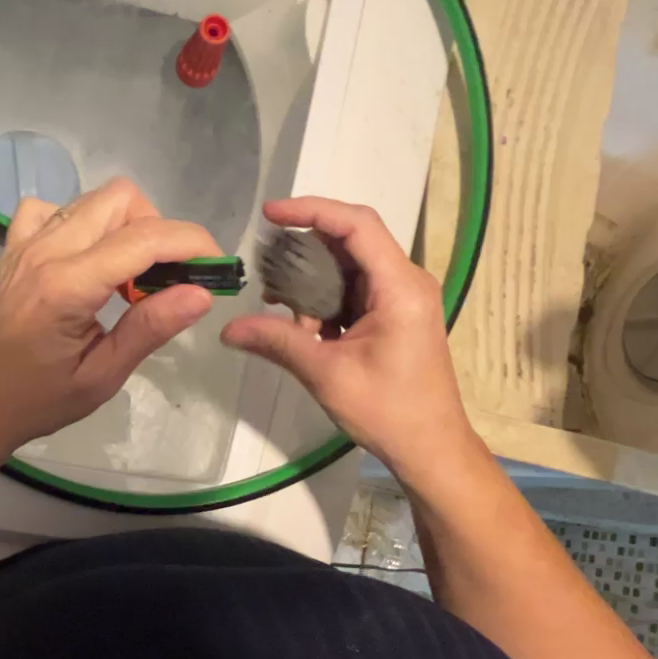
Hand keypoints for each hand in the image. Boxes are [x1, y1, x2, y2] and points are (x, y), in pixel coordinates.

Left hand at [0, 178, 221, 458]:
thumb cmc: (40, 400)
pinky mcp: (15, 248)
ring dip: (125, 226)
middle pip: (121, 199)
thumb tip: (200, 294)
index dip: (191, 244)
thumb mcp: (102, 376)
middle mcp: (45, 251)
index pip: (143, 239)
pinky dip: (81, 223)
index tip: (216, 267)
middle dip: (159, 229)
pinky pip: (53, 210)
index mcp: (67, 286)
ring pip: (92, 199)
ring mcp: (26, 244)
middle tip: (166, 278)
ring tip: (130, 277)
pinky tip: (87, 259)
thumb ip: (149, 329)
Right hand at [219, 197, 482, 478]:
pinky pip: (354, 289)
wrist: (430, 448)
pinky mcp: (394, 315)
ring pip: (349, 266)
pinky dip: (324, 297)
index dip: (312, 210)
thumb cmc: (388, 410)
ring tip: (276, 300)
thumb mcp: (327, 374)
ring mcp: (402, 298)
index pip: (356, 225)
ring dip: (312, 278)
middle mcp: (405, 282)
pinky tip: (298, 321)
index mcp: (399, 287)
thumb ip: (278, 343)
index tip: (270, 215)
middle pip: (351, 240)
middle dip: (304, 248)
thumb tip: (227, 330)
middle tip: (264, 263)